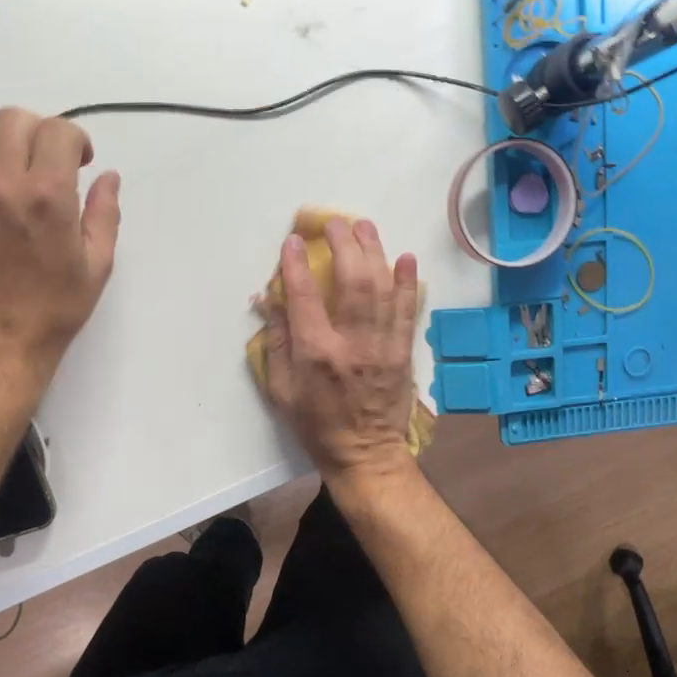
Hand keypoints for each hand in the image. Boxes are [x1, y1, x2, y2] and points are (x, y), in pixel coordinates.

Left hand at [0, 108, 120, 389]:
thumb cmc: (56, 309)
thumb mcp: (97, 263)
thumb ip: (104, 212)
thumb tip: (107, 178)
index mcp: (45, 196)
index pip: (57, 130)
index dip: (75, 139)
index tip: (80, 162)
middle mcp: (0, 186)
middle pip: (13, 120)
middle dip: (39, 133)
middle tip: (52, 166)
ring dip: (11, 163)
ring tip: (23, 205)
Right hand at [258, 217, 418, 480]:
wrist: (365, 454)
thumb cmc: (316, 425)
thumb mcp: (282, 390)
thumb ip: (276, 342)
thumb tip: (268, 299)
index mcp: (316, 354)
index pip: (304, 297)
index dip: (297, 264)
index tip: (293, 241)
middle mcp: (352, 343)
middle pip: (351, 281)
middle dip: (342, 245)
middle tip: (334, 223)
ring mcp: (382, 346)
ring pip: (382, 287)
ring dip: (374, 251)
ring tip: (364, 226)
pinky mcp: (402, 351)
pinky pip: (408, 309)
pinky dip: (408, 282)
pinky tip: (405, 257)